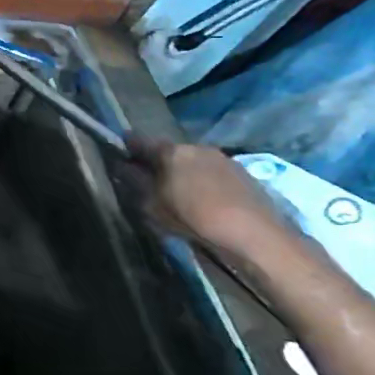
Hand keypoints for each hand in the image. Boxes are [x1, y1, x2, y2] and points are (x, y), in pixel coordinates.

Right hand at [126, 138, 287, 258]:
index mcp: (171, 152)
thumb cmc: (194, 218)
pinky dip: (203, 179)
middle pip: (170, 151)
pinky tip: (204, 198)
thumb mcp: (154, 206)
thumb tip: (124, 167)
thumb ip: (136, 183)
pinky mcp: (242, 172)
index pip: (141, 142)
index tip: (120, 150)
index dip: (128, 146)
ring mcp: (222, 158)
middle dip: (158, 161)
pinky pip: (212, 171)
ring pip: (193, 160)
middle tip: (150, 178)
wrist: (253, 233)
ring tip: (179, 191)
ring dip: (183, 171)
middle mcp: (196, 147)